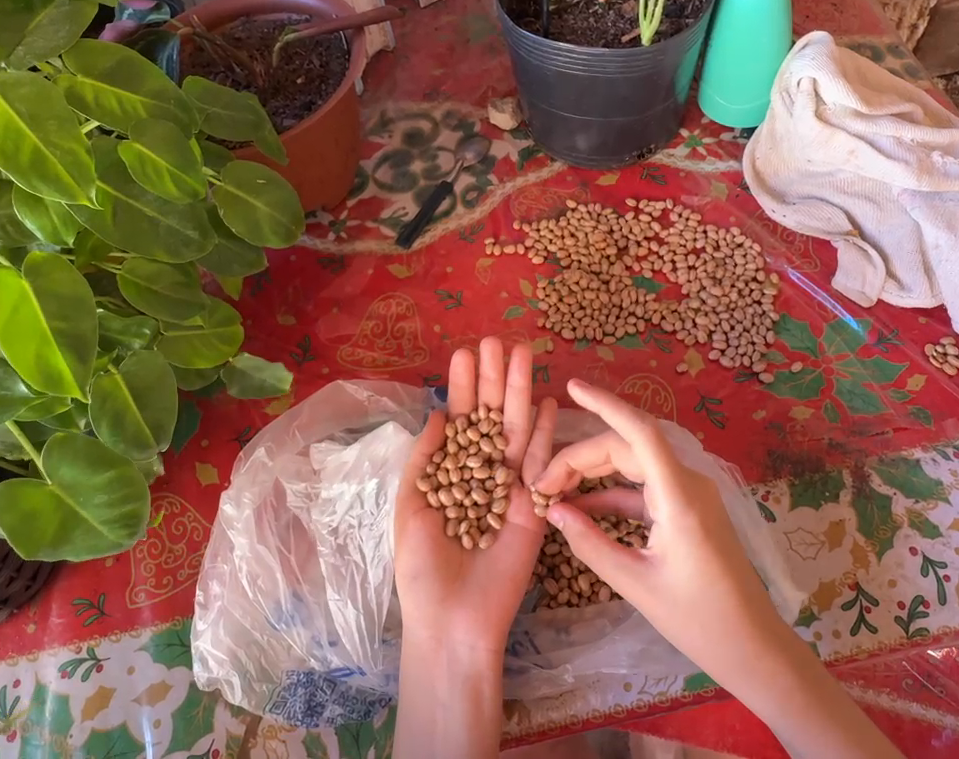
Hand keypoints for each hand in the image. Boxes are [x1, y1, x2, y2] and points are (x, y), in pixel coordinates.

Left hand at [394, 337, 557, 657]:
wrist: (452, 620)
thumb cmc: (422, 567)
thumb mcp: (412, 505)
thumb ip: (426, 458)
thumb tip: (440, 412)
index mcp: (452, 472)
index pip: (461, 419)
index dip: (463, 386)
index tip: (464, 352)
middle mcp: (483, 473)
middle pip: (492, 417)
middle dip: (494, 378)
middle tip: (497, 339)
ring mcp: (511, 488)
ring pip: (517, 431)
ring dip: (519, 392)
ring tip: (521, 353)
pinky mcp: (535, 507)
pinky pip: (542, 465)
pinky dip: (546, 433)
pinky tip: (546, 401)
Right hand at [530, 378, 782, 671]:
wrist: (754, 648)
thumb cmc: (700, 621)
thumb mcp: (636, 584)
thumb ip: (591, 544)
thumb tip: (555, 511)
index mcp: (679, 496)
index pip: (639, 431)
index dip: (604, 403)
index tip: (571, 386)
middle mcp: (687, 483)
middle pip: (627, 448)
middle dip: (581, 457)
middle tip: (541, 482)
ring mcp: (689, 494)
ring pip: (633, 465)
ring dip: (594, 472)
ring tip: (553, 489)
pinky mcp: (687, 510)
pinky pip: (643, 488)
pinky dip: (612, 493)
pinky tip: (581, 506)